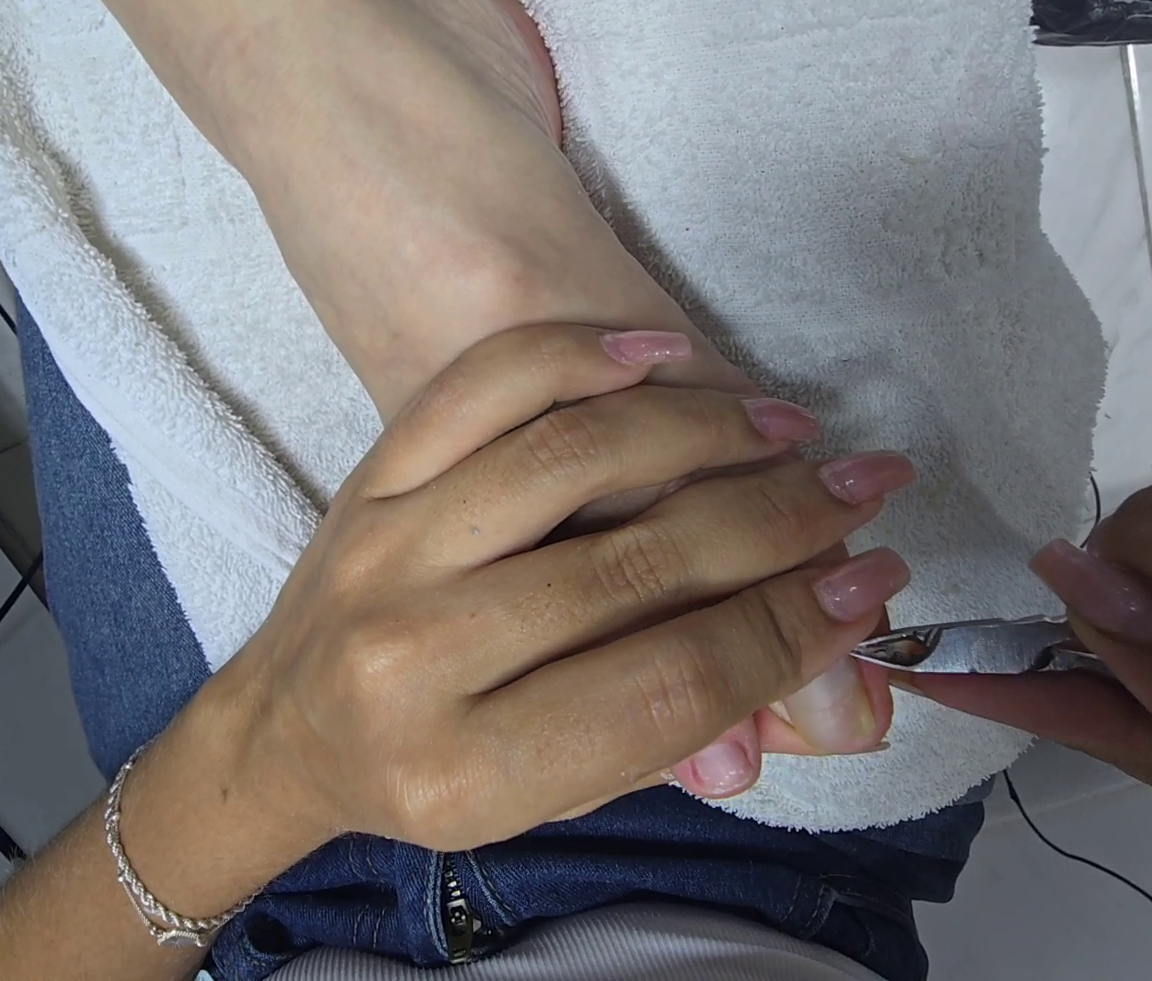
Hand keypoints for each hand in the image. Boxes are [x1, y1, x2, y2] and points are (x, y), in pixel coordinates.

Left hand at [186, 324, 908, 854]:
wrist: (284, 724)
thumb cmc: (419, 772)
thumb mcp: (535, 798)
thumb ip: (664, 740)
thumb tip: (821, 691)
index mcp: (465, 774)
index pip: (669, 688)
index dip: (792, 632)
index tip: (867, 585)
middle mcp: (414, 656)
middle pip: (636, 569)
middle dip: (776, 527)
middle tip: (863, 492)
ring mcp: (385, 548)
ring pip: (569, 458)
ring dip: (701, 433)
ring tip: (787, 429)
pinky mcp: (370, 476)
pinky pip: (479, 388)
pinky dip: (576, 356)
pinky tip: (659, 354)